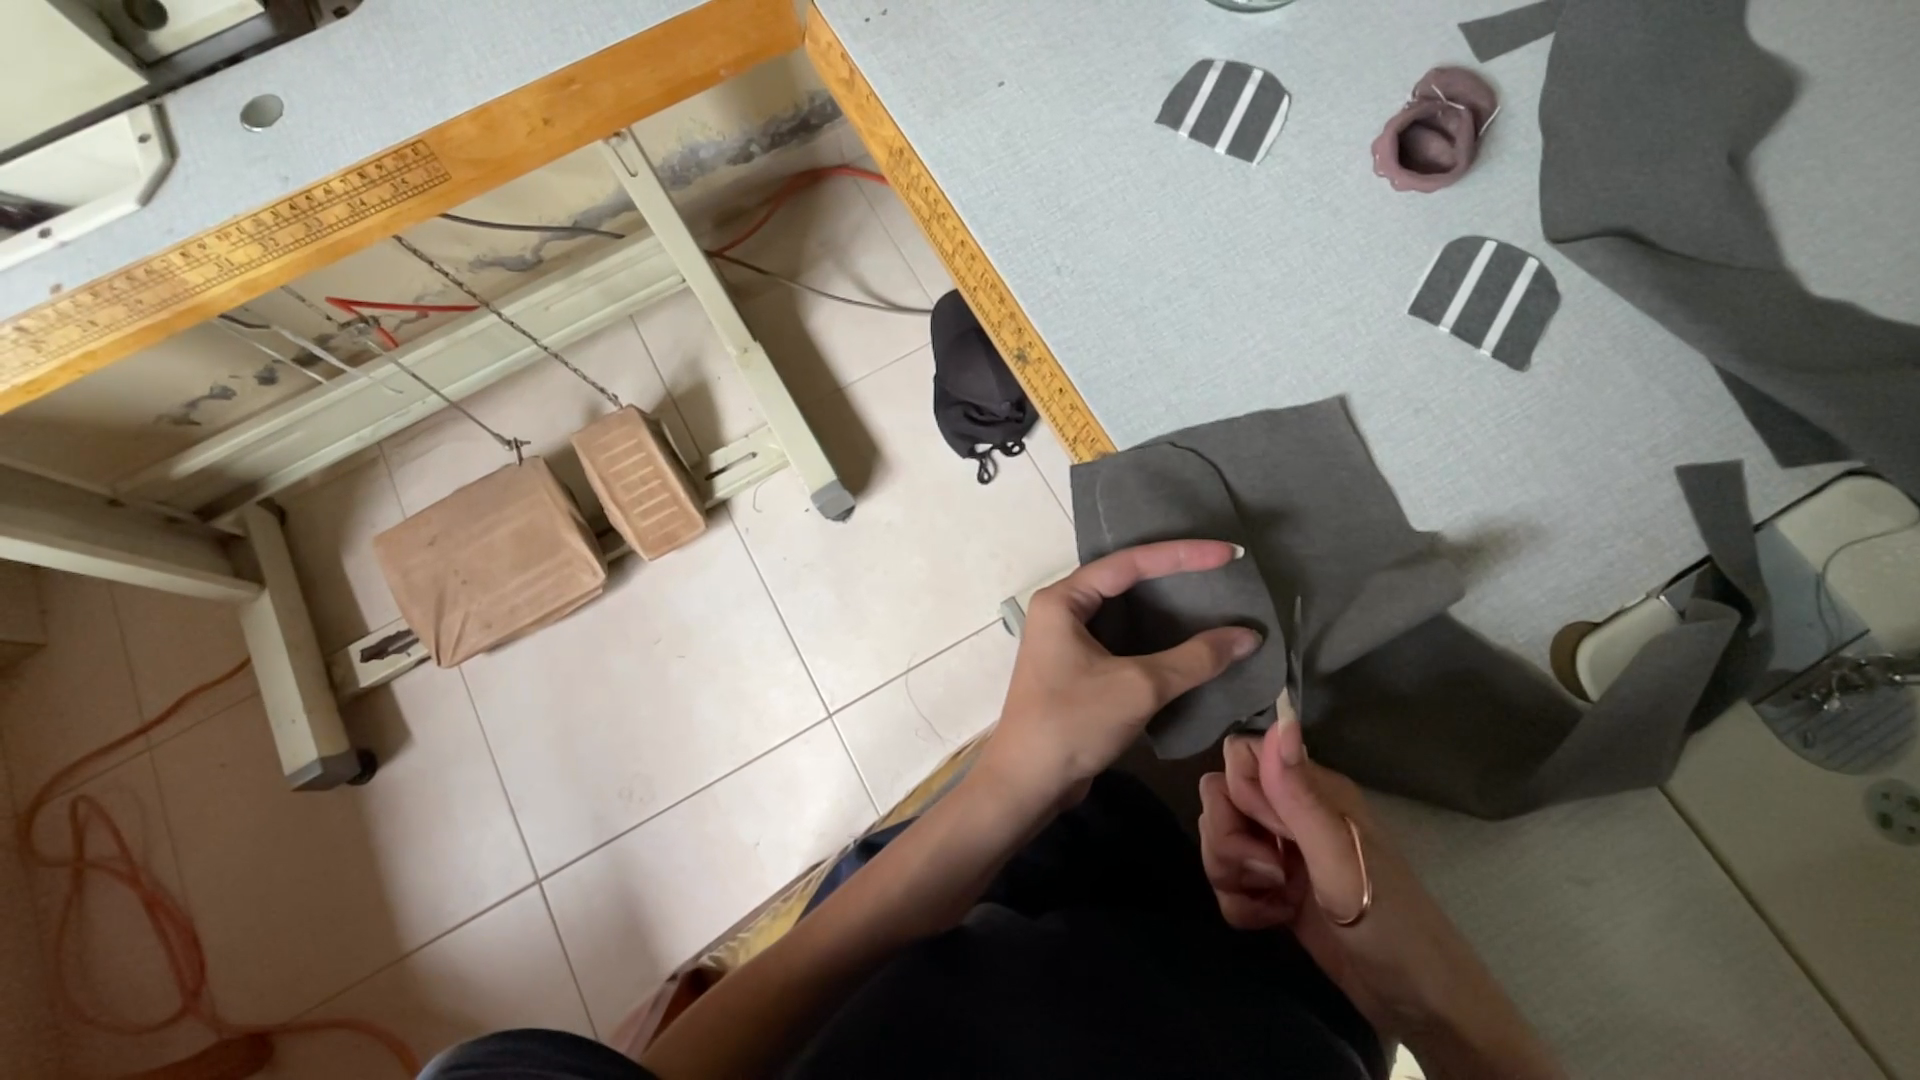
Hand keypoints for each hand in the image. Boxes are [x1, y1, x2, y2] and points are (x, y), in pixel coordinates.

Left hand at [978, 540, 1262, 811]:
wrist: (1027, 784)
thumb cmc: (1073, 723)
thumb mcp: (1139, 687)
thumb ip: (1194, 659)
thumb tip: (1248, 637)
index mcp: (1062, 600)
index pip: (1128, 563)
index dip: (1181, 555)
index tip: (1227, 554)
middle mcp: (1060, 612)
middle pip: (1125, 582)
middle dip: (1174, 577)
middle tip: (1222, 572)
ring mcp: (1066, 643)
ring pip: (1124, 614)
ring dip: (1166, 611)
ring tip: (1213, 602)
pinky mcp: (1077, 671)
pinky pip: (1122, 643)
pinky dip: (1156, 642)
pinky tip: (1189, 646)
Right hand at [1199, 710, 1555, 1073]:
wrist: (1420, 1005)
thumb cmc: (1389, 926)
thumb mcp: (1340, 860)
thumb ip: (1299, 794)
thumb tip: (1281, 719)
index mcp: (1313, 791)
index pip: (1241, 757)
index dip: (1238, 790)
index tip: (1265, 828)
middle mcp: (1292, 813)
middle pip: (1220, 798)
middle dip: (1227, 839)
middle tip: (1269, 872)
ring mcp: (1283, 852)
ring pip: (1219, 840)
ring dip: (1231, 874)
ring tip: (1274, 899)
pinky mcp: (1274, 890)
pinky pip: (1228, 882)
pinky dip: (1241, 903)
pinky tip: (1273, 920)